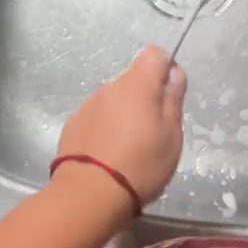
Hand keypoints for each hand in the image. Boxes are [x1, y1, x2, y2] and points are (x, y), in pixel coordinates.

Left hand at [56, 45, 187, 207]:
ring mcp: (87, 105)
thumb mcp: (171, 135)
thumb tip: (174, 72)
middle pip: (132, 79)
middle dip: (144, 97)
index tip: (169, 93)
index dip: (165, 68)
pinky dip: (104, 128)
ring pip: (113, 100)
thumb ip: (173, 99)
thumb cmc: (141, 164)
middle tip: (152, 131)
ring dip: (123, 113)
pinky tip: (107, 154)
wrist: (90, 193)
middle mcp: (109, 87)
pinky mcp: (73, 124)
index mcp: (137, 84)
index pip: (153, 54)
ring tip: (128, 148)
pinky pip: (96, 117)